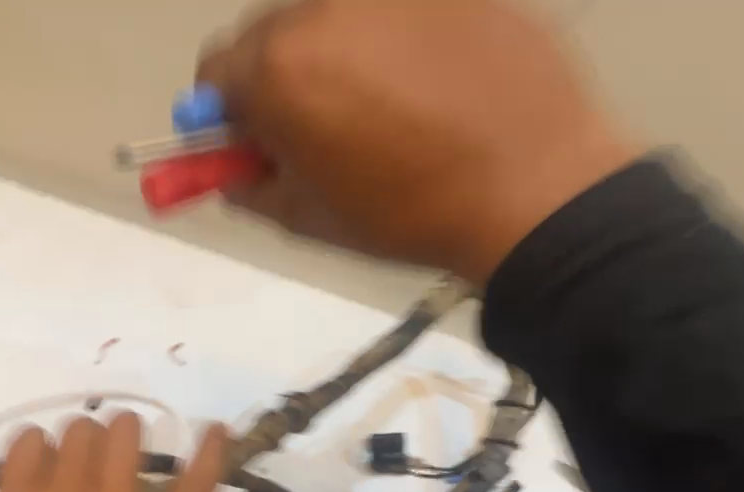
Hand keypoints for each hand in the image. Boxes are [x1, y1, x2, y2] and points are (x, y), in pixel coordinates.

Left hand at [0, 416, 228, 491]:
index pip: (198, 484)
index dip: (212, 451)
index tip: (213, 430)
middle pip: (128, 430)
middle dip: (125, 438)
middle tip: (111, 460)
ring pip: (80, 426)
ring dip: (81, 442)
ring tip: (68, 467)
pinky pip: (28, 440)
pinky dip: (35, 448)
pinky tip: (33, 470)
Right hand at [198, 0, 638, 282]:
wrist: (530, 184)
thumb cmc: (403, 213)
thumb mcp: (304, 218)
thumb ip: (247, 186)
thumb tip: (230, 169)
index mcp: (280, 69)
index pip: (213, 71)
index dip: (219, 114)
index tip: (244, 142)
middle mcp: (325, 8)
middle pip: (266, 33)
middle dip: (268, 78)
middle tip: (303, 130)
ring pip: (326, 16)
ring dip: (325, 55)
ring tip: (370, 107)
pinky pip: (387, 9)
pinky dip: (383, 37)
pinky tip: (418, 82)